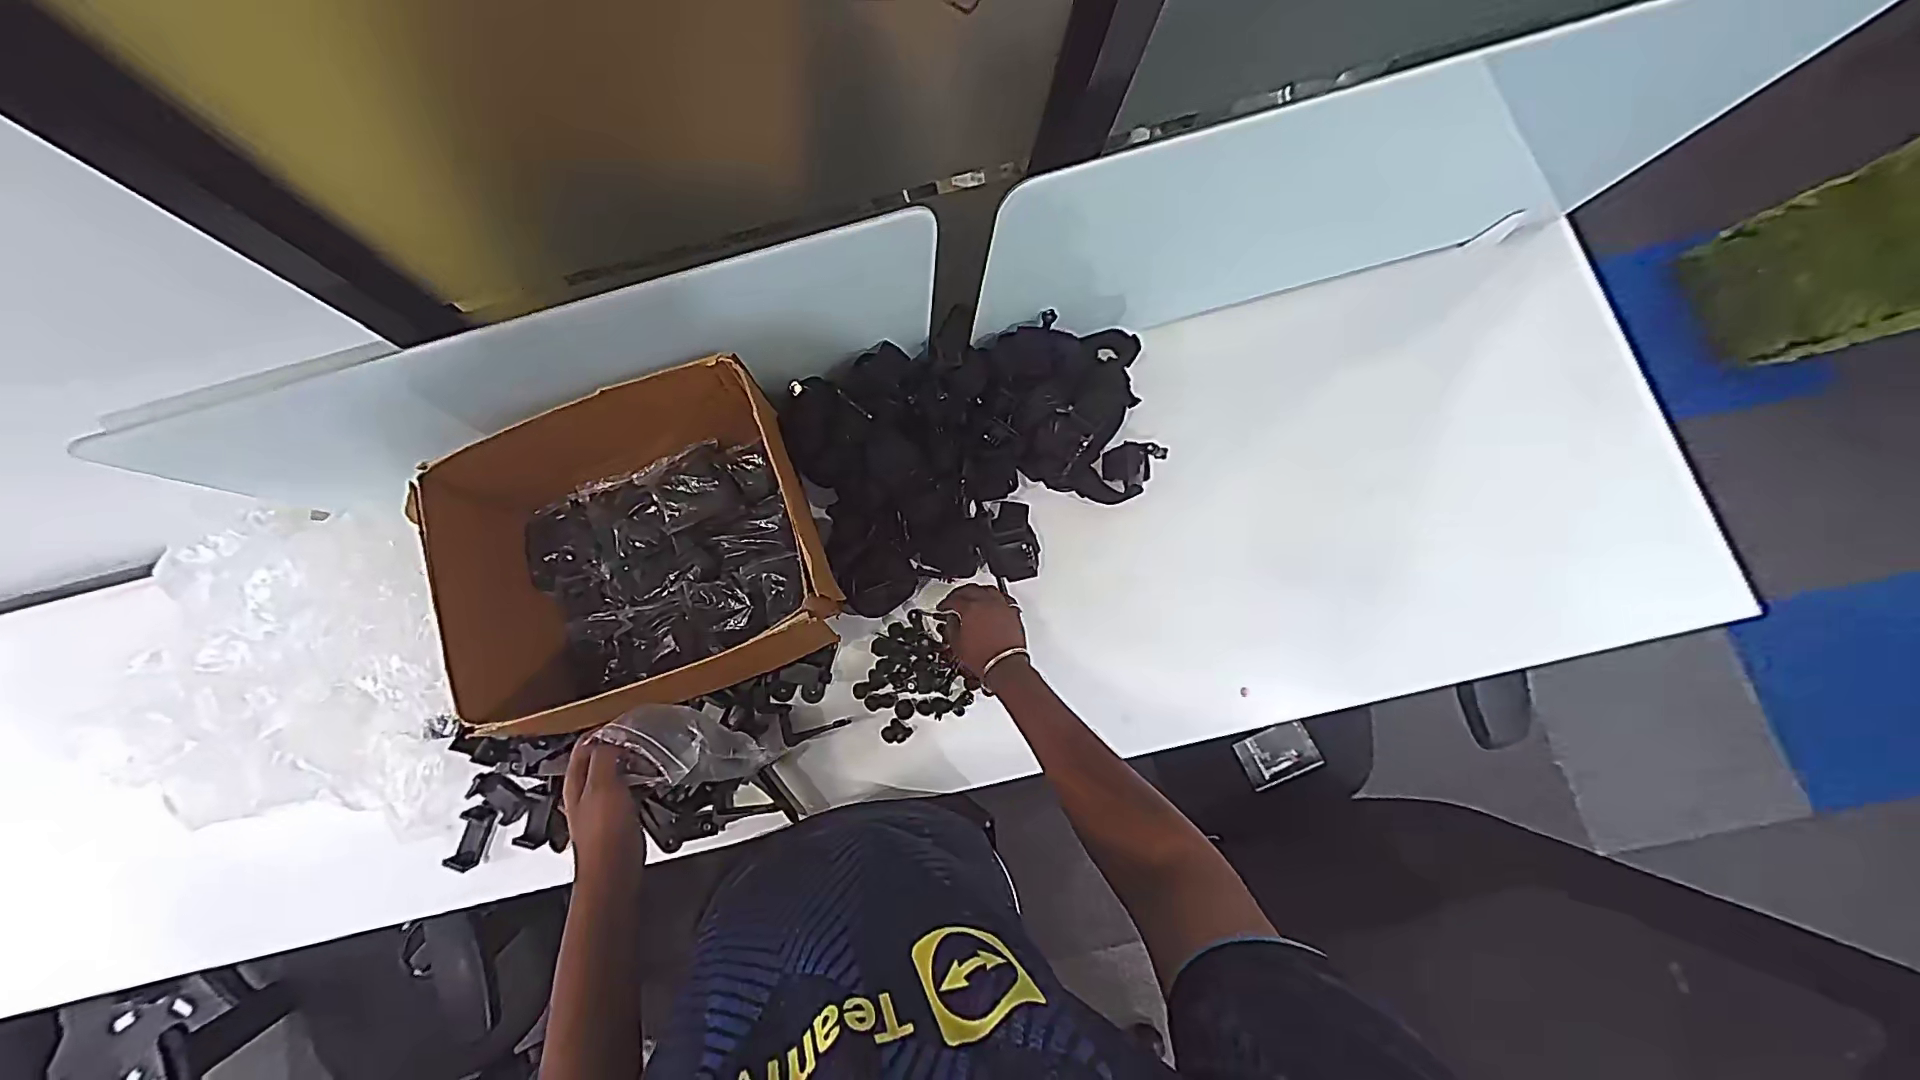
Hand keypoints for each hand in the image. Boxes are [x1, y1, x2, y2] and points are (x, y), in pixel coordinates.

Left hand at [562, 740, 645, 880]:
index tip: (626, 722)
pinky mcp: (618, 816)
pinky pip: (629, 787)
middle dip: (620, 744)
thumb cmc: (604, 836)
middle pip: (600, 757)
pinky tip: (653, 779)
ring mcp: (601, 805)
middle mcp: (585, 793)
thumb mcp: (603, 787)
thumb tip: (611, 737)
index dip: (604, 730)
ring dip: (632, 760)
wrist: (614, 873)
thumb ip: (605, 758)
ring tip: (650, 753)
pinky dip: (641, 778)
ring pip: (615, 772)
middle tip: (642, 736)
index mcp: (576, 783)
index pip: (585, 745)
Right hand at [937, 584, 1027, 681]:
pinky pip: (1003, 599)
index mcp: (971, 608)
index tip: (943, 607)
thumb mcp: (957, 644)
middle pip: (971, 589)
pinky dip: (994, 599)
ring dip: (978, 591)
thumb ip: (951, 627)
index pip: (954, 599)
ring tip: (973, 596)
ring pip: (988, 590)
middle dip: (960, 593)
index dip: (945, 603)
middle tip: (954, 599)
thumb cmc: (983, 657)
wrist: (1003, 666)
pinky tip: (992, 603)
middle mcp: (987, 603)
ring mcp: (1002, 606)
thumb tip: (951, 621)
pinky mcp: (1012, 613)